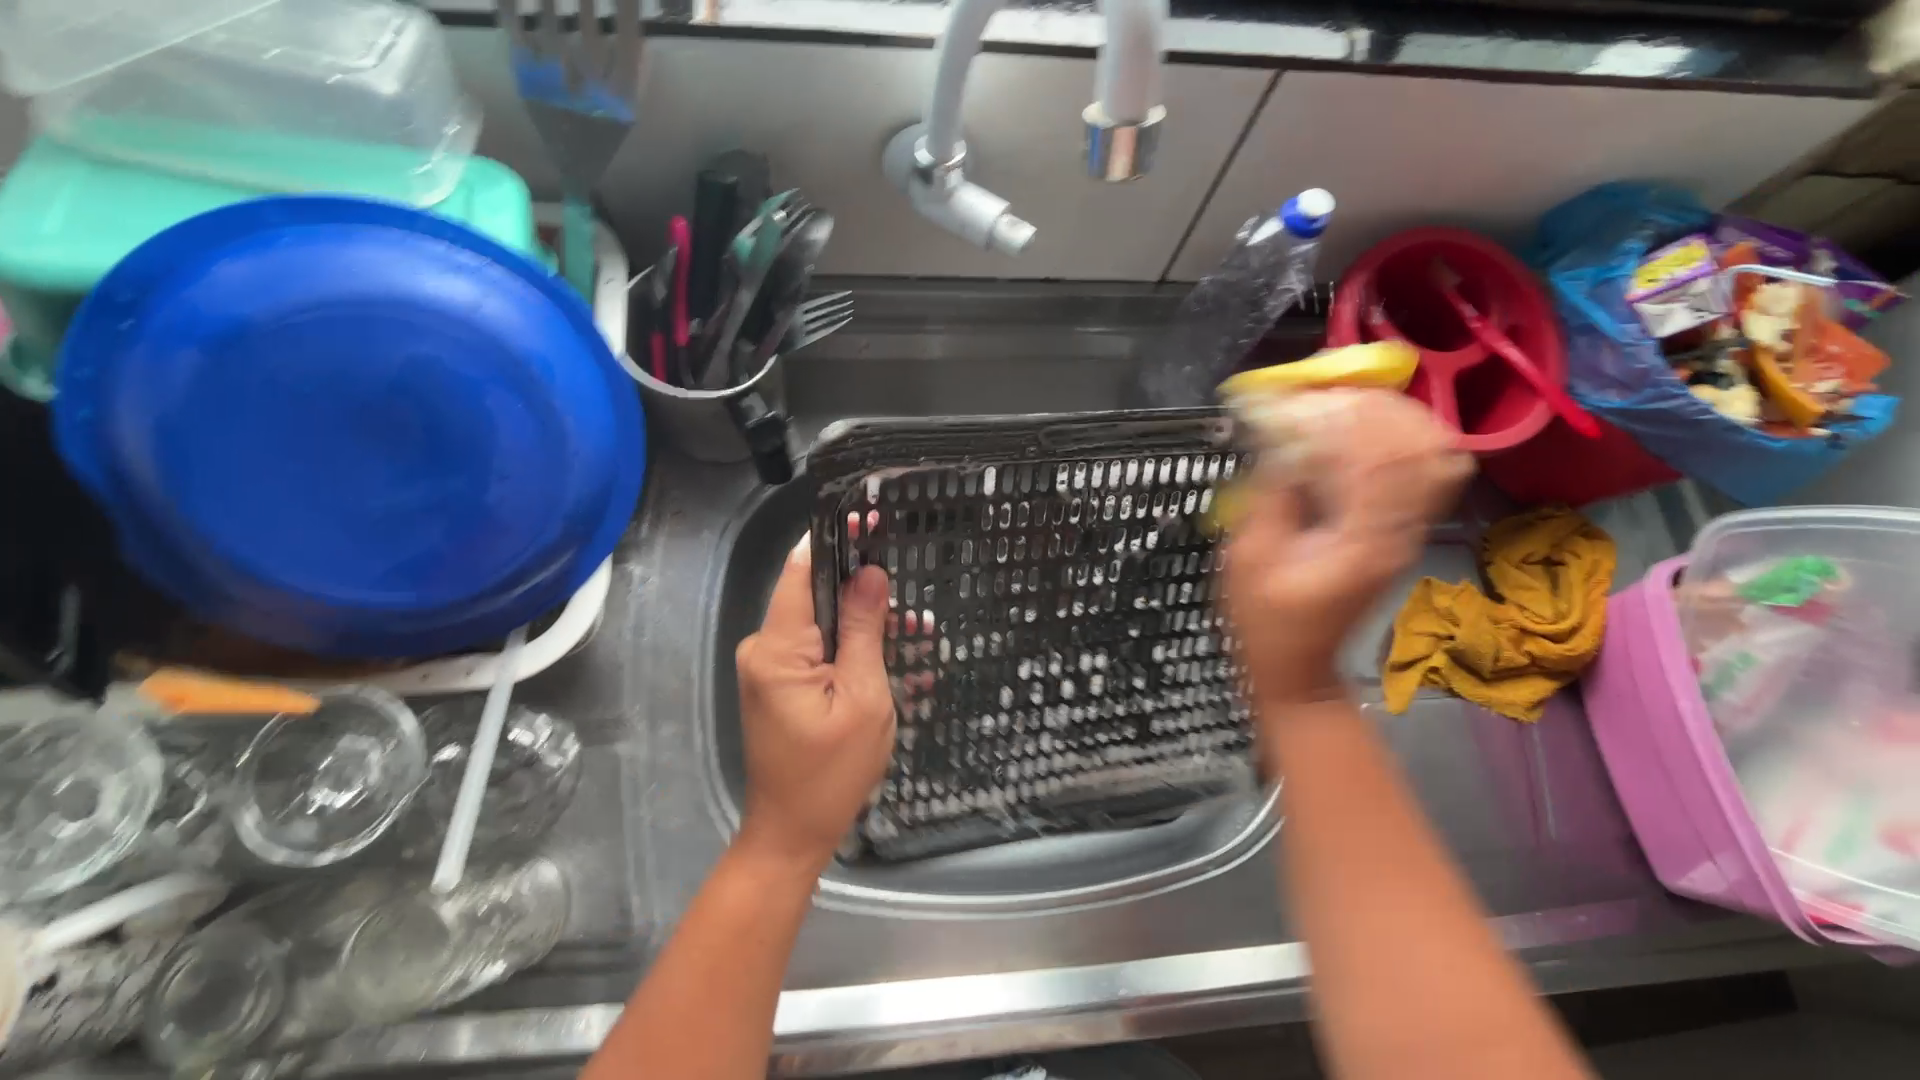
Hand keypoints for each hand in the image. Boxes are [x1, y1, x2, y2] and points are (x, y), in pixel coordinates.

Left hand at [733, 536, 894, 870]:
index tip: (872, 518)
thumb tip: (870, 573)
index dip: (836, 540)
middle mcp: (764, 648)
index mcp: (778, 647)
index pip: (800, 570)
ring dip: (863, 626)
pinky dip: (851, 650)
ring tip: (915, 634)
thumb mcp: (862, 698)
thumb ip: (863, 631)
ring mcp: (768, 668)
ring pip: (820, 624)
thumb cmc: (831, 772)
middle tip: (911, 593)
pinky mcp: (778, 685)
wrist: (792, 833)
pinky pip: (816, 651)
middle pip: (813, 595)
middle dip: (862, 591)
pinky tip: (891, 658)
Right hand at [1224, 389, 1472, 709]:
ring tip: (1341, 402)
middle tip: (1321, 392)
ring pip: (1429, 452)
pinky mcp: (1403, 531)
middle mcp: (1399, 530)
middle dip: (1368, 406)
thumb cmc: (1265, 621)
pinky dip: (1400, 439)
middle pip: (1414, 444)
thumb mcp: (1248, 558)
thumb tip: (1285, 438)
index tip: (1297, 399)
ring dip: (1388, 417)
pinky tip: (1364, 429)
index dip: (1340, 416)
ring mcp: (1408, 531)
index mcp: (1361, 540)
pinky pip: (1424, 471)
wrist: (1299, 669)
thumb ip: (1271, 493)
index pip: (1378, 457)